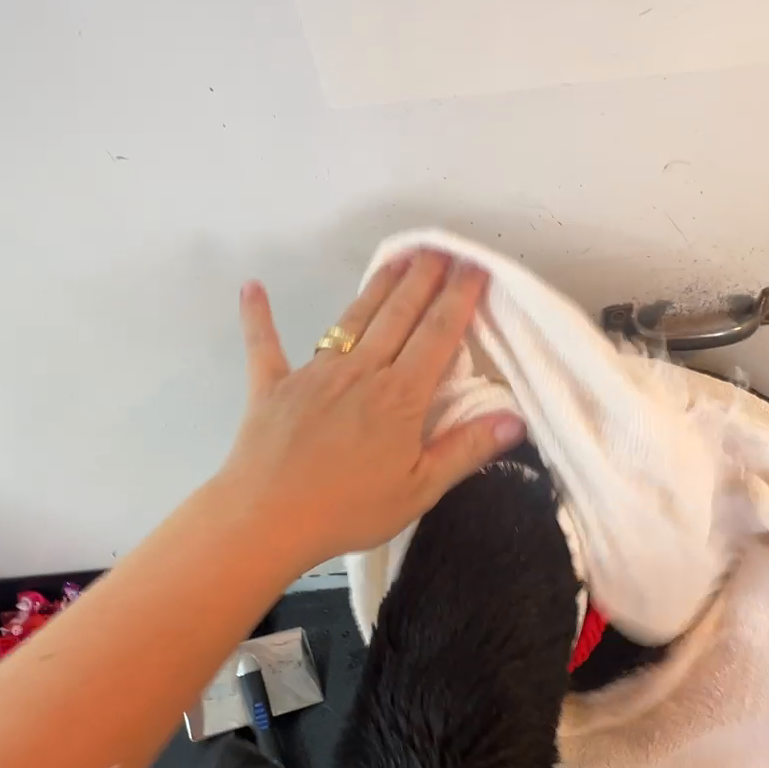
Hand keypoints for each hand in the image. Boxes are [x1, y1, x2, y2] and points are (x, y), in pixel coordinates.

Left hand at [214, 249, 523, 569]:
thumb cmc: (349, 509)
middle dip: (424, 277)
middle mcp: (361, 371)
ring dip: (376, 285)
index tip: (475, 267)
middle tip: (441, 247)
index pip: (438, 335)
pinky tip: (253, 287)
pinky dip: (258, 316)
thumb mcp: (419, 490)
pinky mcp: (272, 385)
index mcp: (400, 396)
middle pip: (398, 314)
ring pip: (352, 319)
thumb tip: (515, 419)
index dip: (459, 298)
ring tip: (398, 257)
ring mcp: (314, 373)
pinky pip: (265, 344)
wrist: (267, 520)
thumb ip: (465, 450)